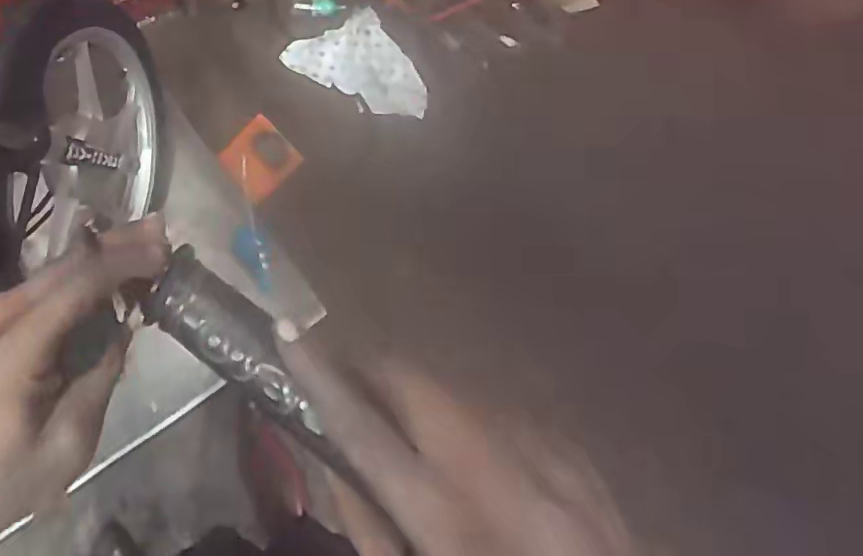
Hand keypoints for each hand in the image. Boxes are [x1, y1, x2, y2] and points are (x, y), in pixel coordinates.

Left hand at [0, 217, 169, 555]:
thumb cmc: (0, 479)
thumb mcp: (65, 447)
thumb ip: (98, 381)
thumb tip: (122, 330)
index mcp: (15, 344)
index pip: (77, 285)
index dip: (122, 263)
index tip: (160, 252)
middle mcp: (2, 311)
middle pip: (67, 265)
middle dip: (116, 245)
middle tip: (159, 231)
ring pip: (58, 271)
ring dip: (102, 257)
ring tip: (144, 242)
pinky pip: (48, 289)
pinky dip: (83, 278)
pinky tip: (111, 274)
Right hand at [281, 335, 635, 555]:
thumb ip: (370, 527)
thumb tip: (334, 457)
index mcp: (456, 523)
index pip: (365, 430)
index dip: (320, 378)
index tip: (285, 334)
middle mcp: (506, 474)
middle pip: (413, 381)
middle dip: (369, 369)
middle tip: (344, 380)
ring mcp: (550, 457)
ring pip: (452, 386)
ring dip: (418, 395)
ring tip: (411, 430)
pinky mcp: (577, 454)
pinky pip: (497, 409)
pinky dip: (467, 418)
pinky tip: (472, 459)